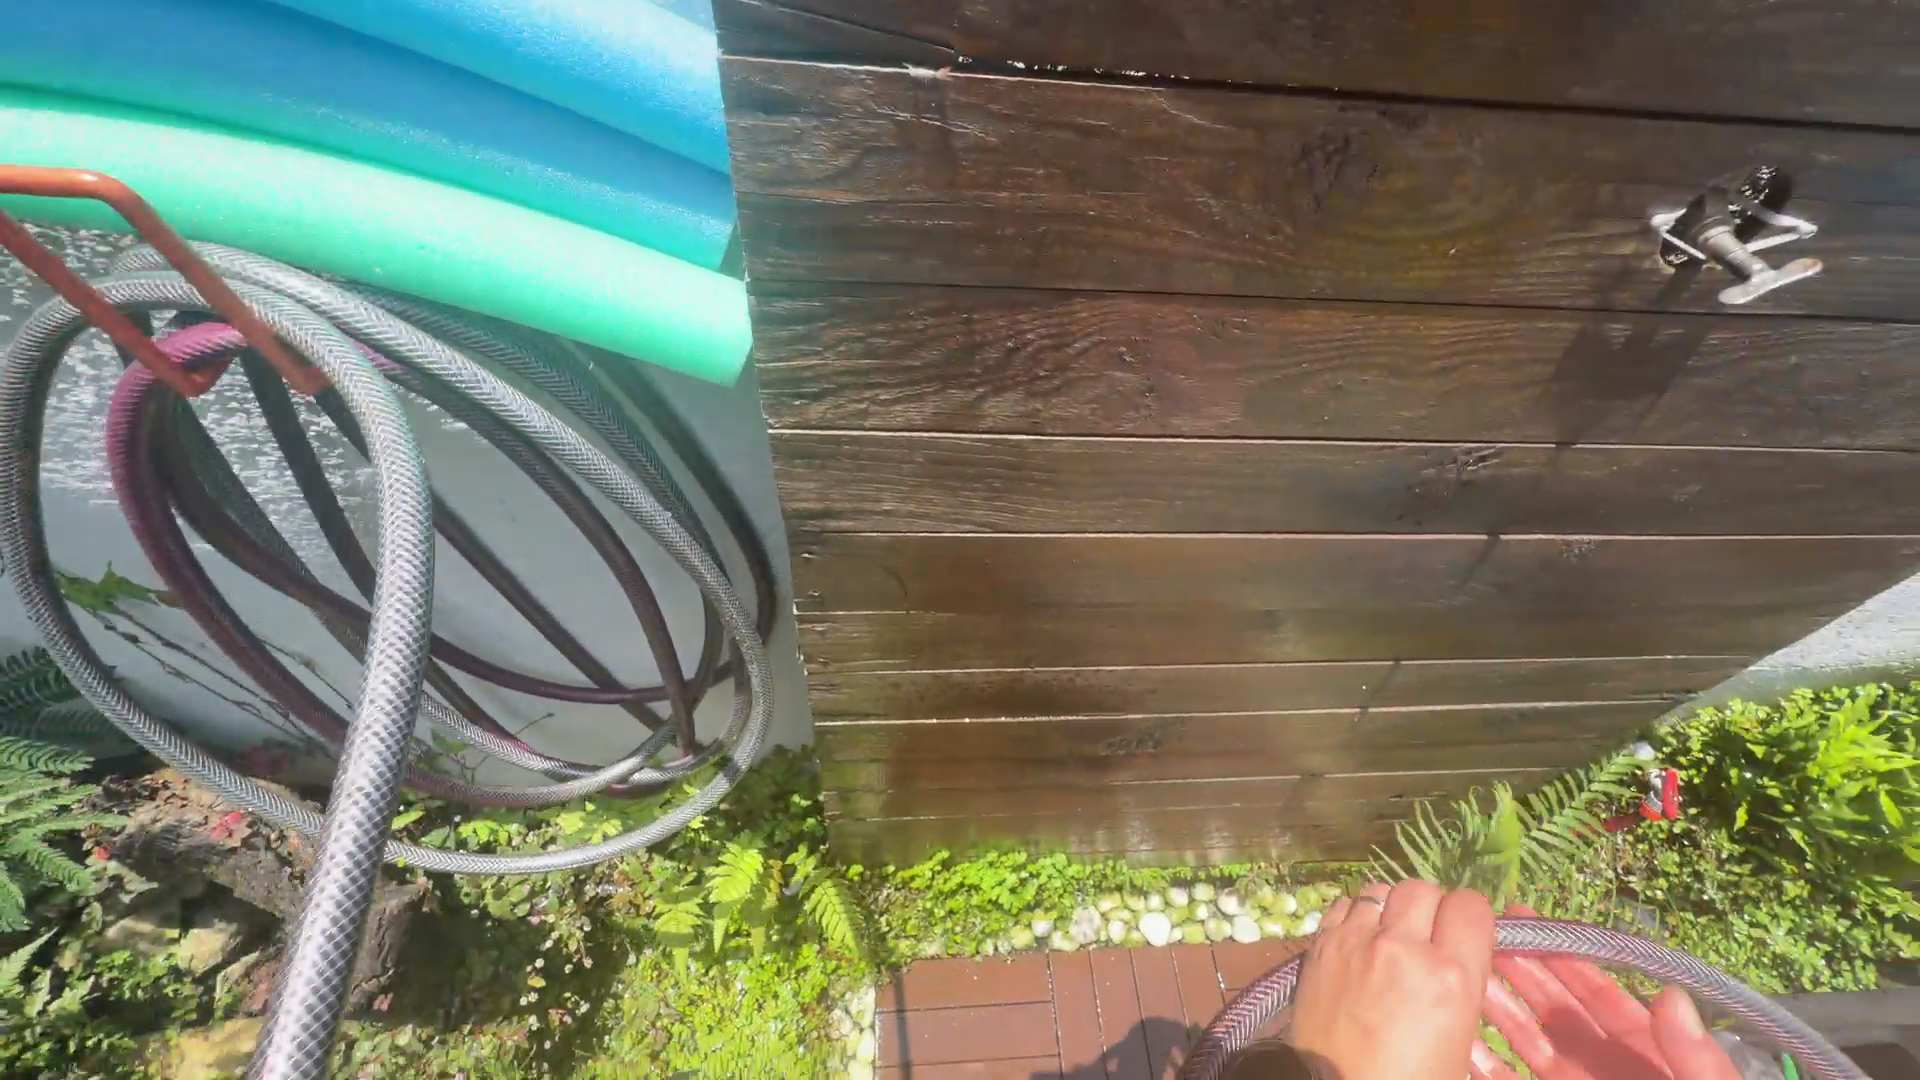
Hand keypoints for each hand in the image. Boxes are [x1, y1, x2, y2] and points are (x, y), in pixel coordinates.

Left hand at [1288, 880, 1494, 1079]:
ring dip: (1392, 908)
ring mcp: (1355, 938)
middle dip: (1431, 908)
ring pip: (1380, 890)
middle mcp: (1402, 946)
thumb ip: (1462, 991)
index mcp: (1450, 977)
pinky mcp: (1321, 939)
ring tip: (1392, 937)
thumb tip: (1460, 961)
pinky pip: (1345, 903)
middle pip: (1422, 889)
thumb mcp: (1460, 1048)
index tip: (1467, 935)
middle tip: (1428, 937)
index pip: (1471, 907)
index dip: (1472, 917)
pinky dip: (1357, 914)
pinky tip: (1360, 940)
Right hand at [1472, 905, 1741, 1079]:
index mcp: (1648, 1058)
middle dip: (1515, 965)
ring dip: (1489, 1001)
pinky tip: (1452, 1033)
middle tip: (1475, 932)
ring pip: (1521, 1036)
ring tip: (1456, 970)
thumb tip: (1671, 993)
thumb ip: (1698, 1061)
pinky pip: (1500, 1079)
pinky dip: (1476, 1056)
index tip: (1523, 916)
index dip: (1562, 953)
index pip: (1599, 994)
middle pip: (1552, 1006)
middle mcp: (1602, 1068)